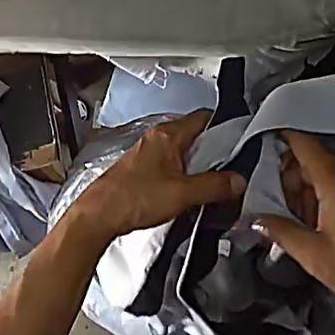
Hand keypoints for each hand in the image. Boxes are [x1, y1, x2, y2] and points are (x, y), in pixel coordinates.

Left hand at [67, 110, 243, 247]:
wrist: (96, 217)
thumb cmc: (132, 199)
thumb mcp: (183, 193)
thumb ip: (214, 186)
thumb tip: (237, 181)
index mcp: (168, 134)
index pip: (204, 117)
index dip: (224, 126)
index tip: (238, 140)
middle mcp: (156, 138)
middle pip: (194, 134)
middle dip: (212, 150)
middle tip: (228, 167)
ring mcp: (146, 153)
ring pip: (181, 150)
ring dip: (195, 164)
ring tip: (209, 182)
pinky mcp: (140, 169)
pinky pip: (169, 164)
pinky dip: (181, 173)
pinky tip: (185, 192)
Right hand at [255, 131, 334, 334]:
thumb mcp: (316, 256)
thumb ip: (283, 232)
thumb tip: (256, 218)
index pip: (307, 146)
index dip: (286, 136)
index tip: (266, 135)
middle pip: (313, 164)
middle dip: (290, 178)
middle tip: (273, 204)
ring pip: (326, 180)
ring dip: (305, 194)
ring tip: (293, 224)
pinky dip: (322, 203)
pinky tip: (315, 229)